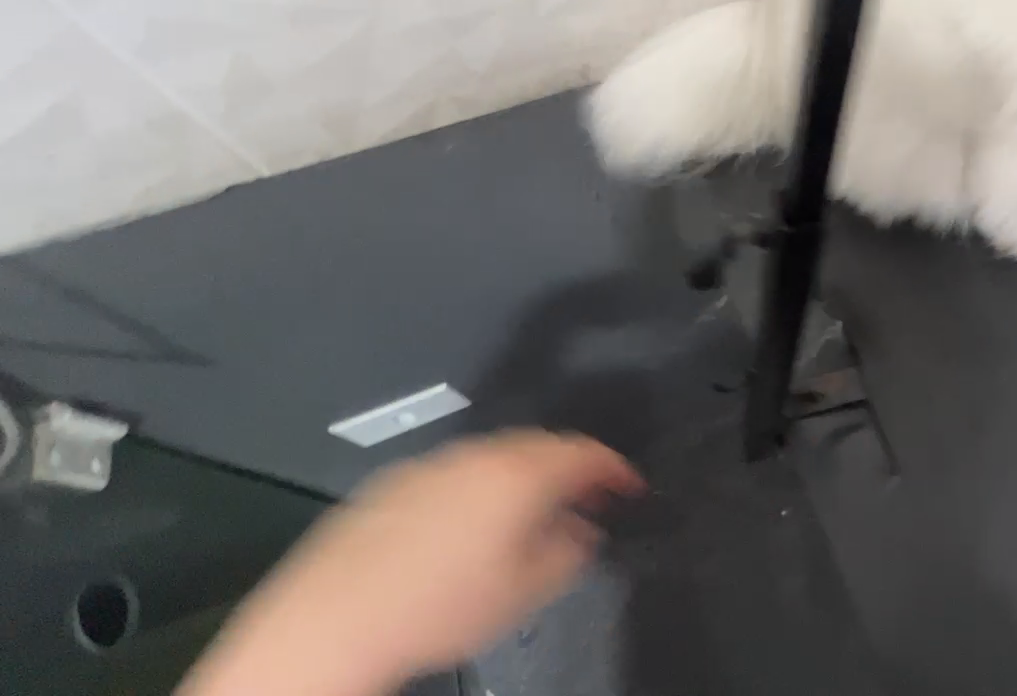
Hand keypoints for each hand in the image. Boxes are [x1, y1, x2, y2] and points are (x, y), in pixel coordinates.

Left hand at [183, 431, 643, 695]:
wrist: (325, 629)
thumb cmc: (437, 609)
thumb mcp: (525, 590)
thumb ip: (570, 551)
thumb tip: (583, 531)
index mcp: (521, 473)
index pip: (586, 453)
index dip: (616, 469)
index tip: (630, 487)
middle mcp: (480, 455)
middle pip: (543, 447)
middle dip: (570, 471)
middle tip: (585, 501)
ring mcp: (433, 464)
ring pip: (497, 458)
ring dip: (523, 478)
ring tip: (528, 516)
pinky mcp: (392, 484)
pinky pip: (455, 474)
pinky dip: (478, 488)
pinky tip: (466, 529)